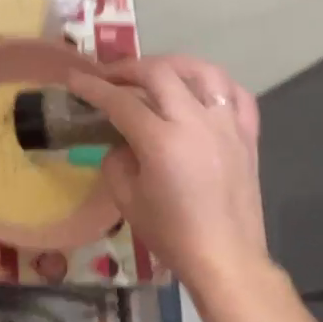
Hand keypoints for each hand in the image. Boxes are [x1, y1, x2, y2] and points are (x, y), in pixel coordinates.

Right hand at [67, 56, 268, 282]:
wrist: (225, 257)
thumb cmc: (171, 233)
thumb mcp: (127, 199)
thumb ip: (117, 161)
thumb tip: (121, 142)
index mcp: (161, 141)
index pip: (120, 101)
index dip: (93, 87)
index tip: (74, 79)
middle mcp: (195, 122)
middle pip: (159, 73)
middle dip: (128, 68)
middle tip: (109, 75)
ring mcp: (226, 125)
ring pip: (203, 72)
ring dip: (173, 64)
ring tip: (155, 72)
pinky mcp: (248, 135)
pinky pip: (236, 94)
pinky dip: (215, 84)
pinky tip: (200, 90)